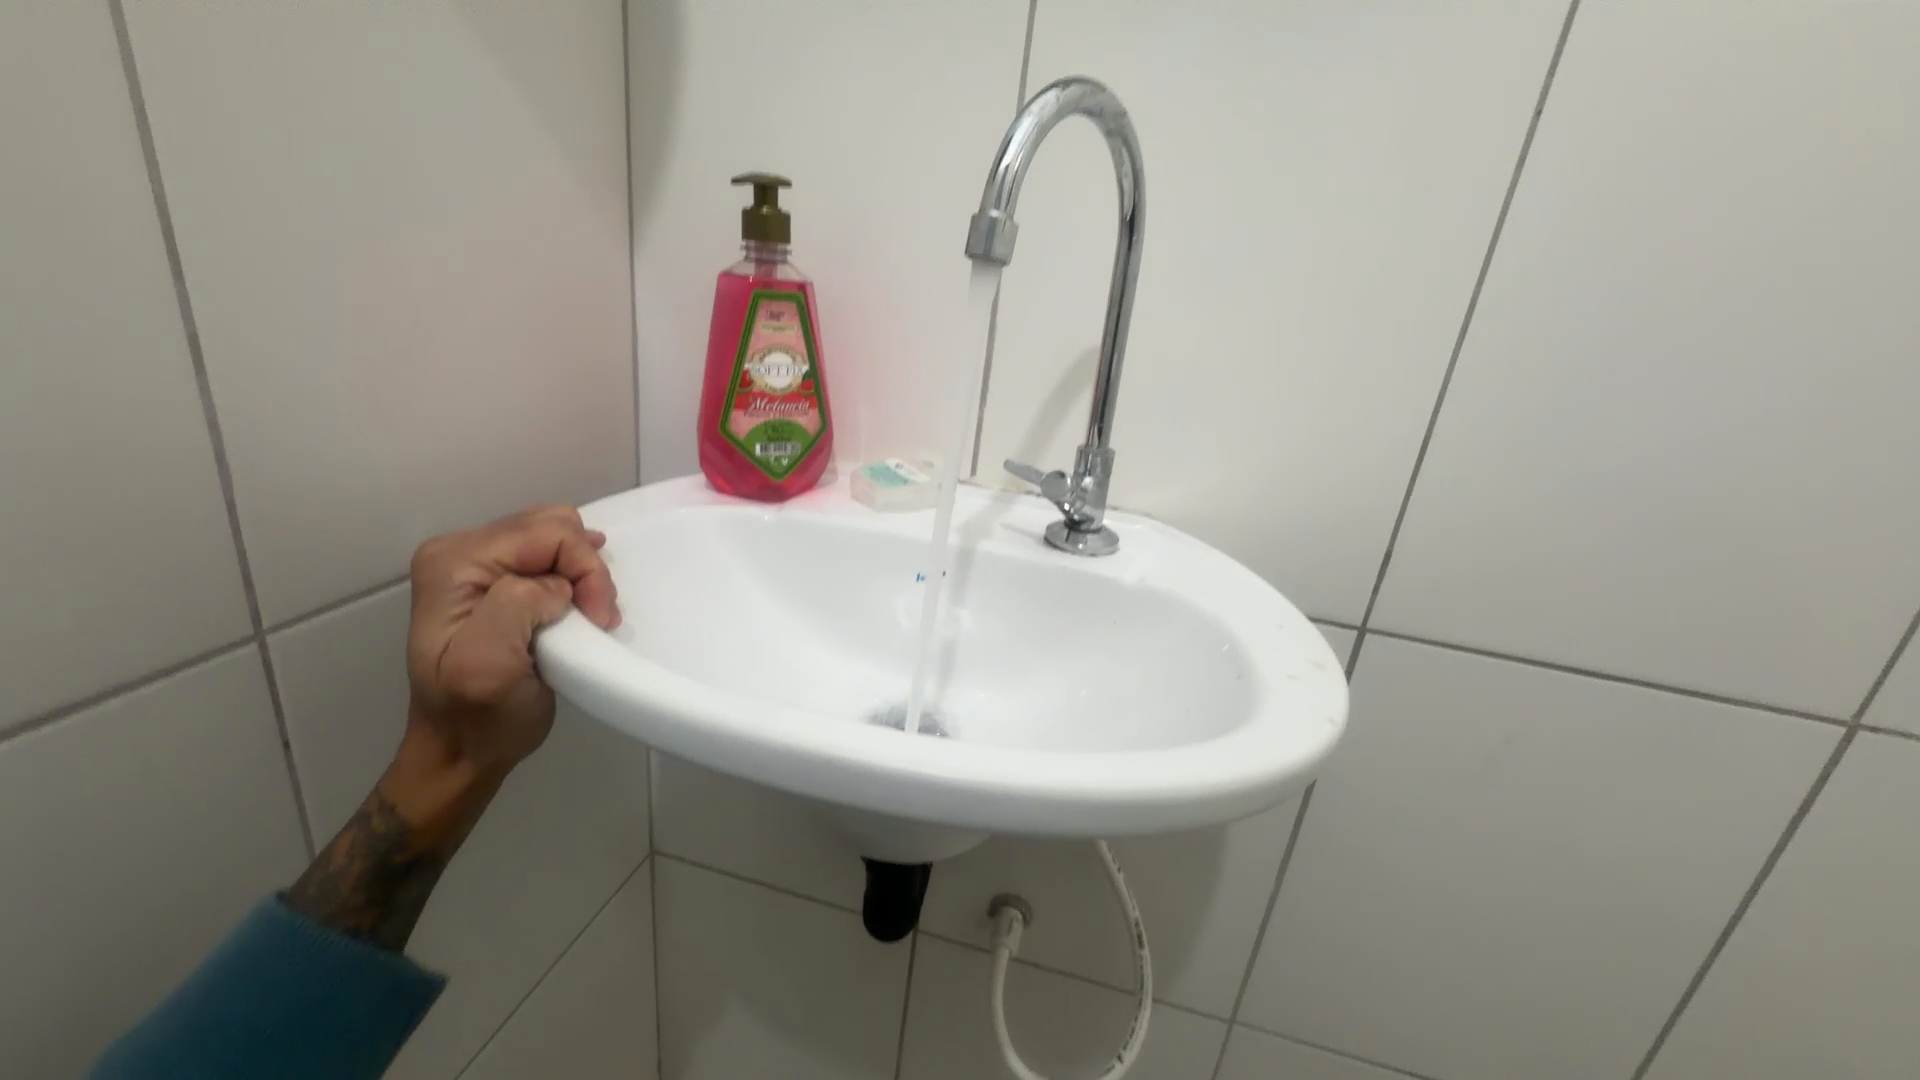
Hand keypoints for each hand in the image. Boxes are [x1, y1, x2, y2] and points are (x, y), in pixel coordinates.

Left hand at [403, 505, 620, 777]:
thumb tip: (559, 588)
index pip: (548, 532)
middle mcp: (462, 552)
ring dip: (585, 578)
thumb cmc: (478, 715)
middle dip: (586, 571)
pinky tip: (579, 608)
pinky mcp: (501, 580)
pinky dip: (578, 580)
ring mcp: (480, 565)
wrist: (462, 750)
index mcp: (454, 562)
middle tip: (595, 619)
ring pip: (561, 538)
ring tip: (587, 619)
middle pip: (555, 528)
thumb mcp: (488, 664)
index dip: (585, 570)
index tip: (597, 620)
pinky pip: (555, 557)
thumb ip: (518, 605)